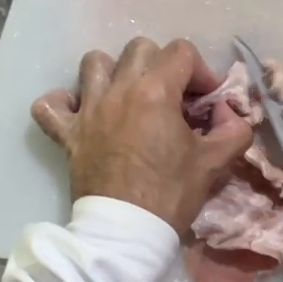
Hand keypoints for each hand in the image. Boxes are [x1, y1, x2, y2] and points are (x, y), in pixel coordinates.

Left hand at [32, 38, 254, 237]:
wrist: (127, 232)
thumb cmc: (171, 194)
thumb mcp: (214, 162)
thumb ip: (233, 131)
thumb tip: (232, 114)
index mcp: (156, 91)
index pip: (182, 52)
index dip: (201, 72)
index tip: (206, 101)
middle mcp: (119, 90)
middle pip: (140, 49)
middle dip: (161, 65)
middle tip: (172, 98)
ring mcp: (88, 110)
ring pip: (93, 63)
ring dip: (113, 72)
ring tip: (127, 97)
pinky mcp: (67, 134)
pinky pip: (49, 105)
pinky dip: (61, 103)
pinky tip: (78, 112)